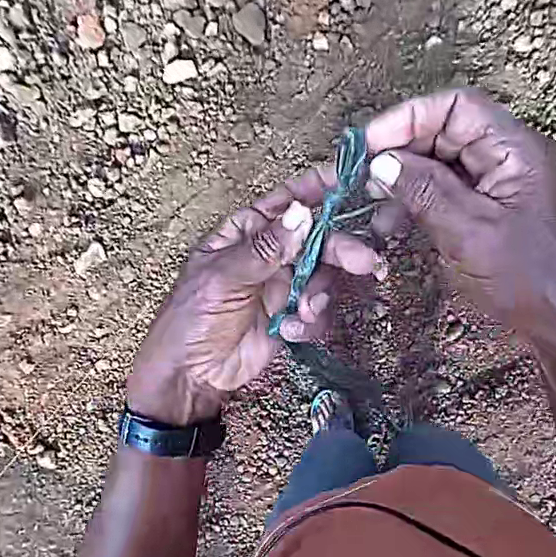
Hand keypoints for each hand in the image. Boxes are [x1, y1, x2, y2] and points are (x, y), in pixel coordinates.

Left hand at [125, 169, 382, 425]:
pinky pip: (321, 310)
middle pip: (321, 237)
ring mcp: (286, 284)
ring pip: (326, 275)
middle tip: (365, 263)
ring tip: (305, 311)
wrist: (190, 376)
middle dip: (343, 249)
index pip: (290, 199)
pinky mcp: (295, 315)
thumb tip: (302, 214)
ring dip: (322, 293)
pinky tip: (290, 331)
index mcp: (249, 231)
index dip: (323, 186)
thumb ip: (265, 248)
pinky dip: (312, 322)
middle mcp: (273, 253)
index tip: (356, 180)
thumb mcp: (223, 278)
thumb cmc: (191, 318)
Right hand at [364, 89, 555, 340]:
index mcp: (513, 149)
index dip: (408, 117)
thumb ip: (426, 191)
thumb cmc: (527, 277)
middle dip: (400, 149)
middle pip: (443, 132)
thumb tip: (381, 162)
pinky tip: (390, 220)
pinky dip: (415, 200)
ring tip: (371, 200)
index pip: (455, 107)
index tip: (369, 144)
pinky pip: (444, 191)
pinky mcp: (485, 209)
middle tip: (361, 174)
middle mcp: (505, 157)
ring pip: (439, 163)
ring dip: (403, 178)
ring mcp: (495, 183)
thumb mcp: (470, 232)